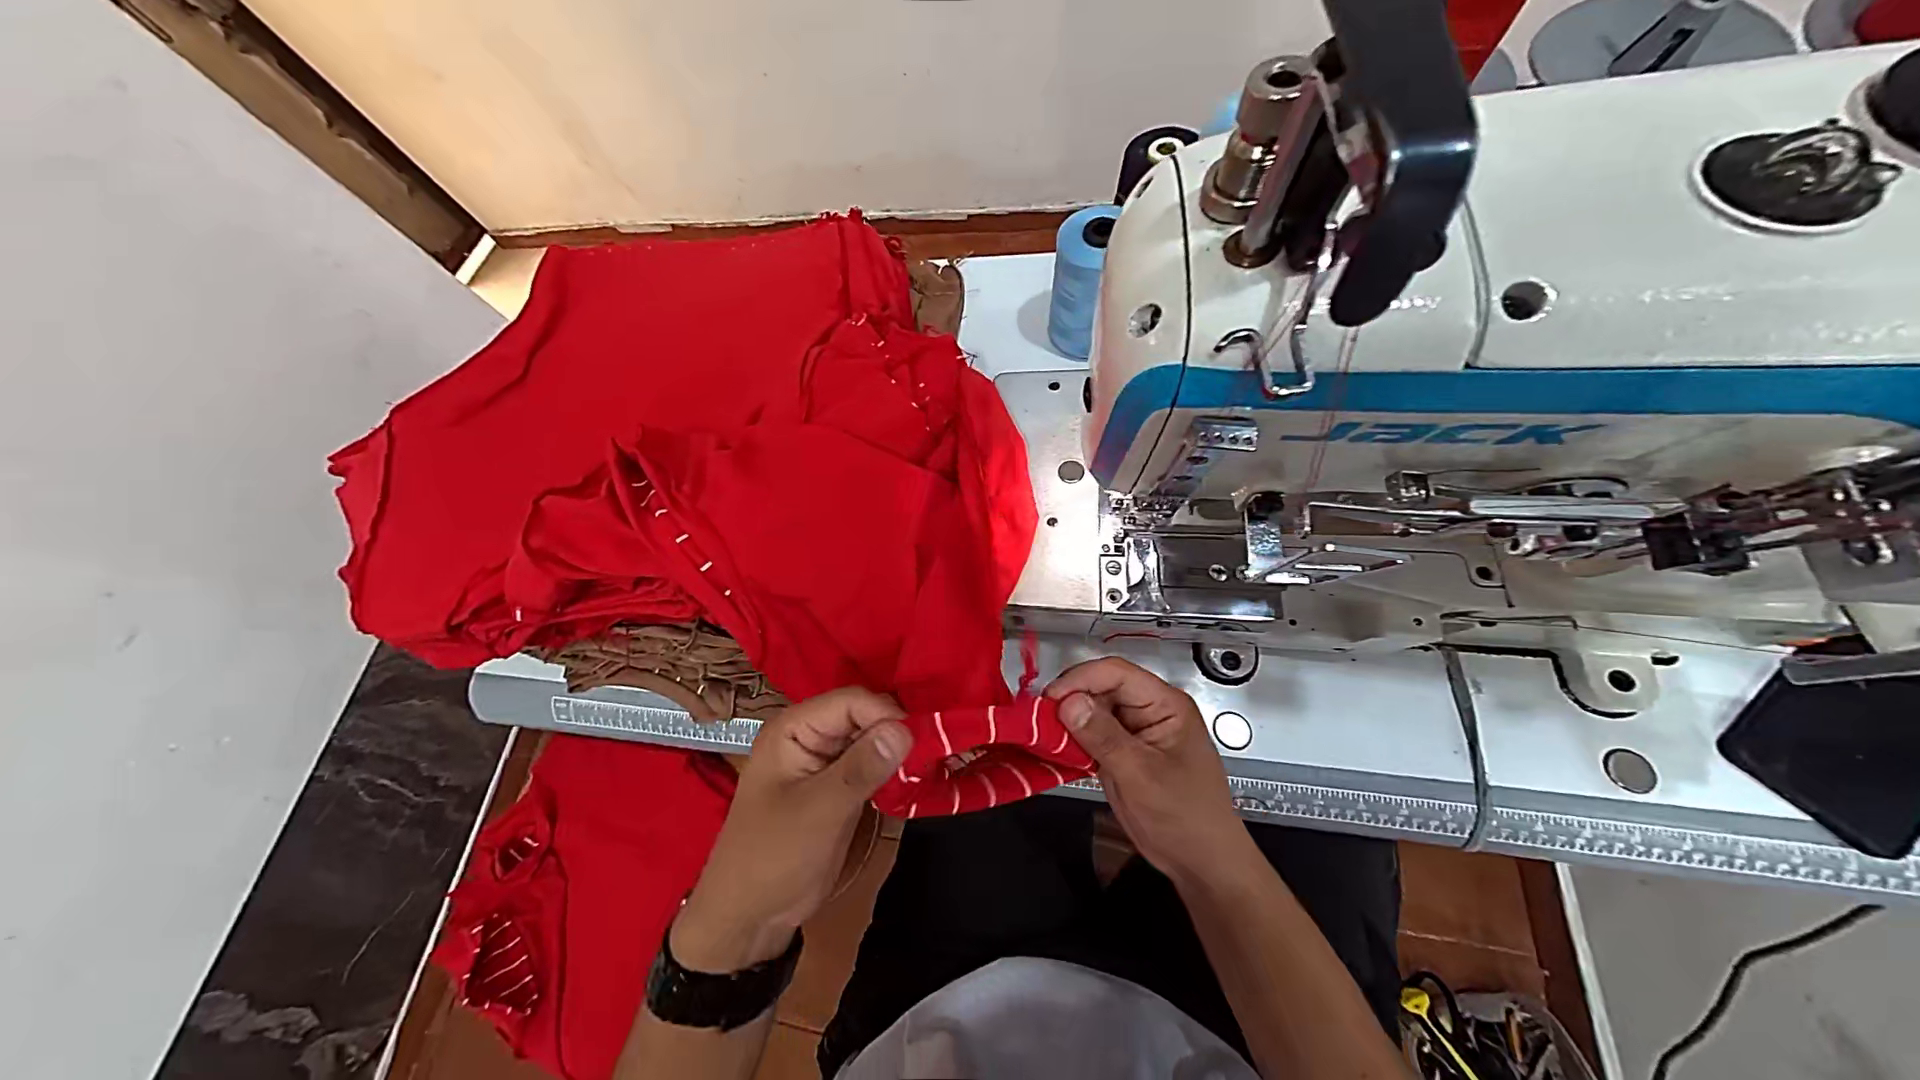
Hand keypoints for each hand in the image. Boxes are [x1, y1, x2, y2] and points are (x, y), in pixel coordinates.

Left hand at [672, 687, 911, 971]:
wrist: (750, 917)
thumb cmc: (773, 858)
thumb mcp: (819, 811)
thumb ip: (861, 768)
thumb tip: (905, 729)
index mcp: (794, 728)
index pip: (852, 701)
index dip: (886, 715)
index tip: (919, 742)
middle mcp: (811, 735)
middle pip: (866, 715)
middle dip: (898, 730)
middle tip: (934, 752)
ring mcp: (826, 761)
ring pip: (873, 739)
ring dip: (900, 750)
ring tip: (933, 763)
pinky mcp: (840, 786)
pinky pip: (873, 765)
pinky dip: (894, 770)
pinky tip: (918, 779)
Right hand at [1046, 658, 1255, 886]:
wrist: (1200, 862)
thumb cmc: (1186, 817)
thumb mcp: (1141, 775)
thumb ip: (1104, 736)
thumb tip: (1069, 702)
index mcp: (1165, 704)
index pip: (1116, 673)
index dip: (1080, 679)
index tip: (1051, 699)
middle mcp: (1149, 710)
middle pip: (1101, 687)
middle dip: (1070, 699)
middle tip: (1041, 719)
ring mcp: (1133, 731)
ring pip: (1091, 709)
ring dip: (1068, 720)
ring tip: (1044, 734)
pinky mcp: (1121, 751)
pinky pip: (1090, 733)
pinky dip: (1072, 739)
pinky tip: (1056, 749)